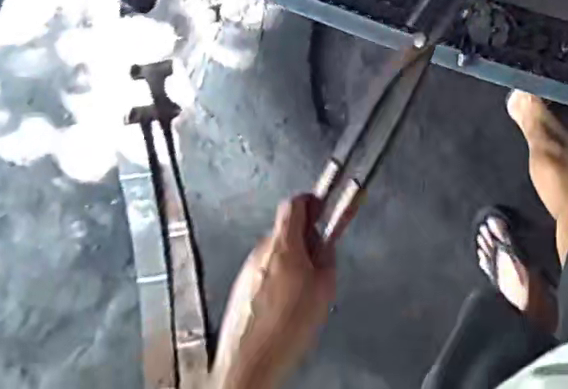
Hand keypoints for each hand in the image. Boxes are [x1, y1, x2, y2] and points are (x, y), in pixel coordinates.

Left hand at [211, 194, 336, 388]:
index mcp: (283, 245)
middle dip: (304, 239)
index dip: (311, 202)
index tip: (322, 208)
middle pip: (286, 229)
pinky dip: (275, 280)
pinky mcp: (239, 291)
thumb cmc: (287, 329)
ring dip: (289, 261)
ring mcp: (247, 271)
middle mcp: (261, 251)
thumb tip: (326, 243)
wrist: (249, 365)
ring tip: (301, 292)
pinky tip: (283, 308)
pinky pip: (262, 273)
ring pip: (274, 253)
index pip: (295, 203)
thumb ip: (327, 256)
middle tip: (317, 259)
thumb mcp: (324, 289)